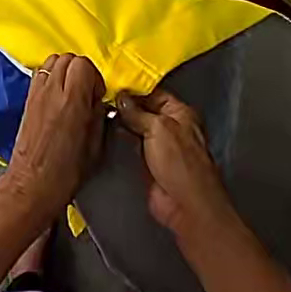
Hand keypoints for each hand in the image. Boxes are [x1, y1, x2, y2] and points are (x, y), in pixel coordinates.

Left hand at [0, 53, 106, 222]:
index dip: (94, 77)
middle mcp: (52, 92)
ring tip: (71, 91)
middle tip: (86, 91)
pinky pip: (40, 75)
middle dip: (81, 70)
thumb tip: (99, 102)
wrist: (33, 186)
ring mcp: (36, 95)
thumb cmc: (66, 172)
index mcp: (72, 101)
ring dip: (65, 71)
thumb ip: (99, 115)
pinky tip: (57, 96)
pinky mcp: (27, 101)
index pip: (83, 64)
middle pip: (67, 58)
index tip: (97, 95)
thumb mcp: (96, 145)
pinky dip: (51, 77)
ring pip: (52, 62)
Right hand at [114, 89, 239, 243]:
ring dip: (124, 124)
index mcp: (181, 113)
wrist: (185, 203)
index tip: (116, 89)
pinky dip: (124, 141)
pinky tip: (112, 135)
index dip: (136, 92)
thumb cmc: (183, 164)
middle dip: (128, 108)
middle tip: (107, 100)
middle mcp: (172, 128)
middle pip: (146, 111)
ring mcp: (161, 146)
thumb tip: (124, 100)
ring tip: (106, 115)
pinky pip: (134, 147)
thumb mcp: (158, 128)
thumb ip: (138, 113)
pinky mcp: (150, 164)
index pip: (155, 94)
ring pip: (138, 129)